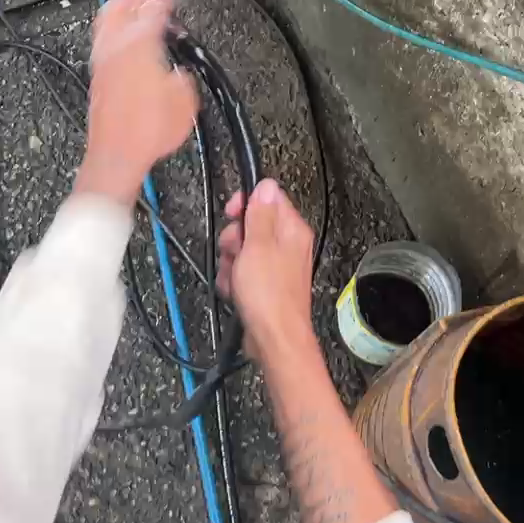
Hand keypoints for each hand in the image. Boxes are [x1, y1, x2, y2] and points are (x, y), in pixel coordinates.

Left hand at [74, 0, 198, 205]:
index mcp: (140, 46)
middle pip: (120, 6)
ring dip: (120, 9)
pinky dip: (113, 31)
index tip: (169, 0)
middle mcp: (117, 48)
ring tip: (131, 8)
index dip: (162, 0)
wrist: (118, 154)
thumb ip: (184, 78)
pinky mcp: (97, 77)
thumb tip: (180, 75)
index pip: (151, 9)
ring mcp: (103, 62)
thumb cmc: (147, 131)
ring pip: (106, 21)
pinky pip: (102, 41)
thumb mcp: (185, 102)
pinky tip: (122, 39)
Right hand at [217, 180, 317, 368]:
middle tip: (234, 252)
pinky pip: (244, 272)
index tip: (231, 214)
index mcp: (291, 230)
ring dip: (231, 262)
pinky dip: (235, 280)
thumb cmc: (268, 293)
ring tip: (234, 278)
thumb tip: (266, 184)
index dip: (246, 204)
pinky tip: (235, 291)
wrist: (274, 338)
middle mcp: (288, 245)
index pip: (268, 198)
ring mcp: (278, 266)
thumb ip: (260, 213)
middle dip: (235, 238)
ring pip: (244, 250)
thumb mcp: (258, 245)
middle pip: (253, 225)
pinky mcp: (267, 285)